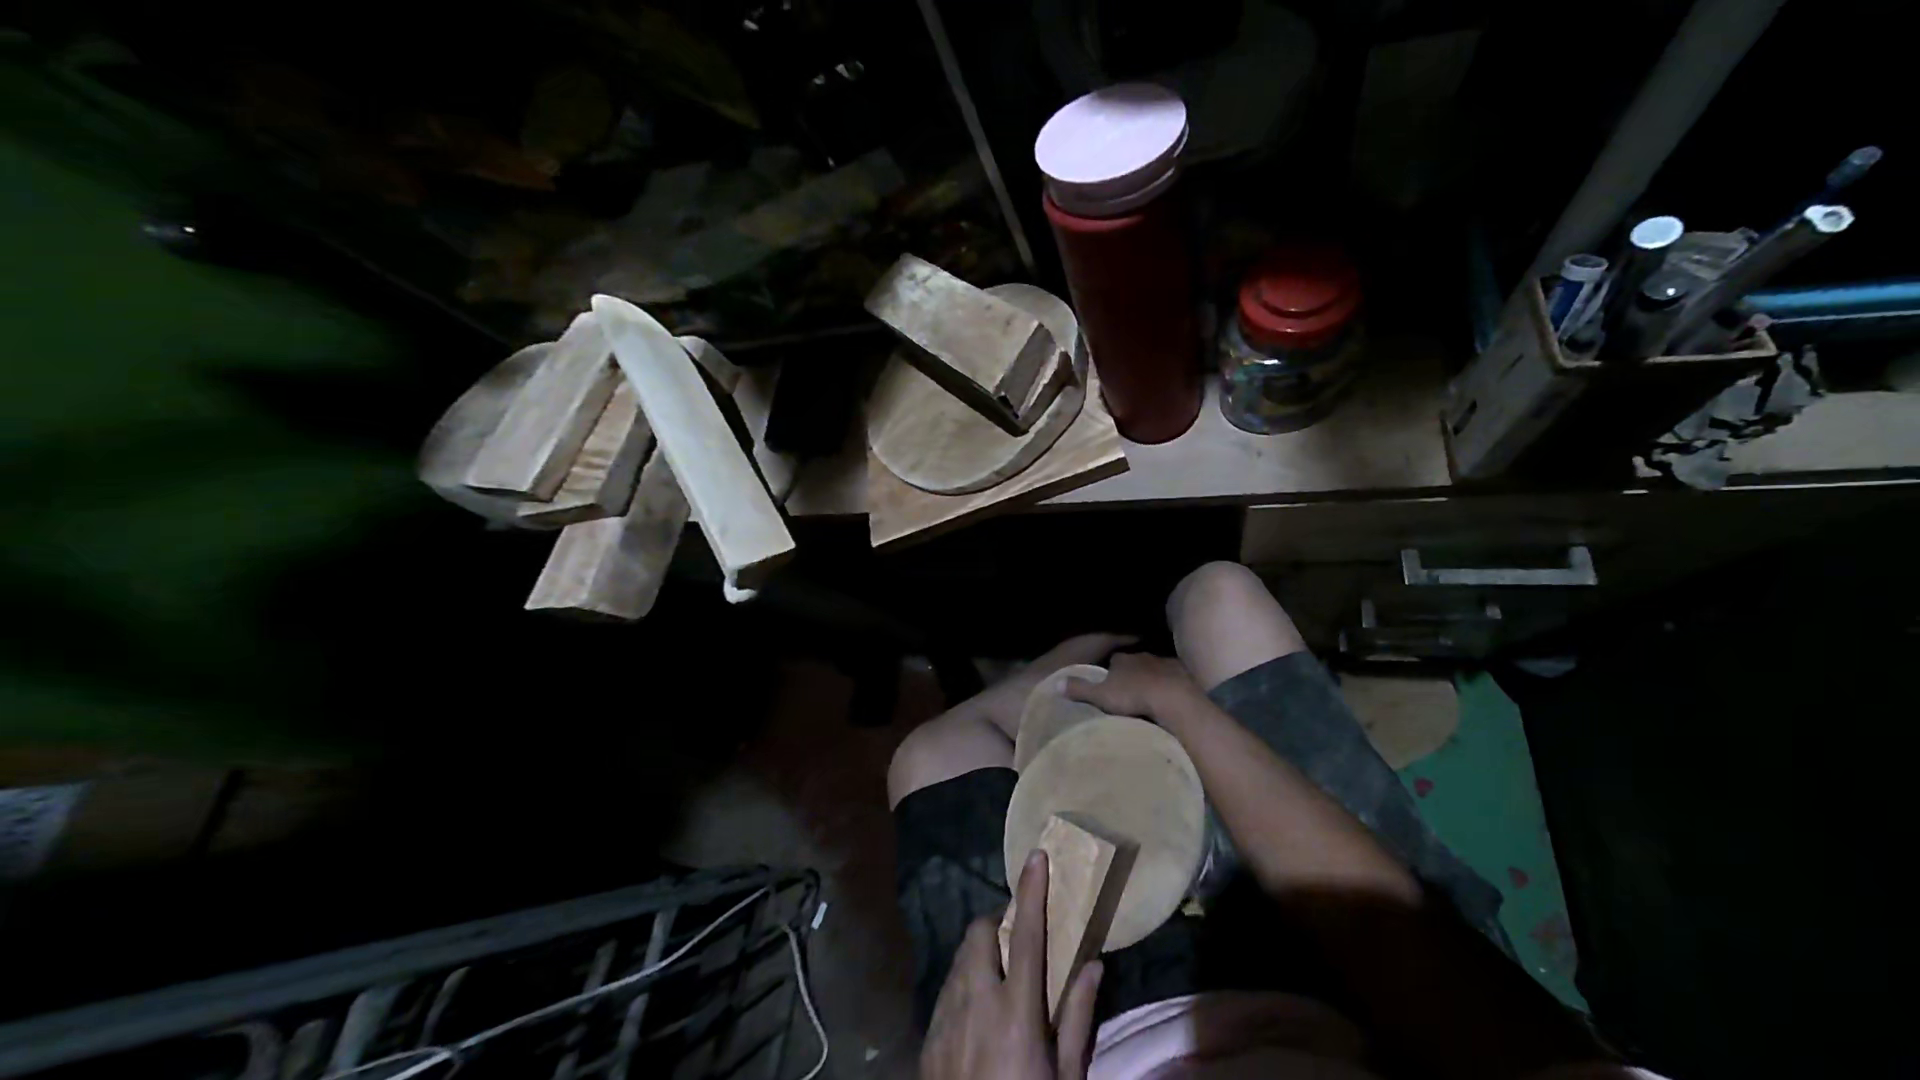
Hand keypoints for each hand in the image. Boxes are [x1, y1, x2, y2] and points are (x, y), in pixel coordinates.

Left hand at [922, 852, 1103, 1079]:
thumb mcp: (1066, 1078)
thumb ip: (1078, 1017)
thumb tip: (1092, 965)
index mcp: (1016, 1011)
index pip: (1026, 934)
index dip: (1032, 891)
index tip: (1037, 857)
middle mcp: (975, 1001)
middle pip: (979, 933)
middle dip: (997, 924)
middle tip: (1017, 940)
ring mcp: (946, 1016)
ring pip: (959, 958)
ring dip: (980, 953)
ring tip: (1001, 977)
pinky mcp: (929, 1036)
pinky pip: (946, 989)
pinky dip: (964, 983)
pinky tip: (978, 1011)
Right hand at [1064, 652, 1203, 723]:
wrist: (1172, 698)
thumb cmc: (1133, 696)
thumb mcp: (1100, 696)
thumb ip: (1079, 689)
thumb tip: (1055, 682)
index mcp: (1122, 660)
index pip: (1114, 660)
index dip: (1111, 671)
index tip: (1110, 683)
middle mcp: (1143, 656)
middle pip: (1135, 663)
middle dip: (1133, 674)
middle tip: (1129, 692)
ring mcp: (1165, 663)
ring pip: (1155, 669)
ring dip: (1152, 679)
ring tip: (1150, 697)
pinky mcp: (1184, 674)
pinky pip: (1174, 679)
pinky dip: (1170, 686)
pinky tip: (1169, 699)